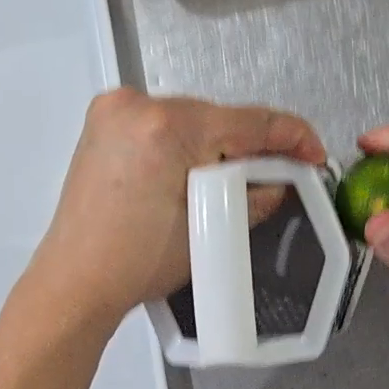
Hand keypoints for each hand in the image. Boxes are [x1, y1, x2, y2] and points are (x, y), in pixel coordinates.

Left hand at [32, 89, 326, 322]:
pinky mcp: (104, 127)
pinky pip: (163, 125)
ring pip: (191, 119)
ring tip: (237, 180)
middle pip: (218, 116)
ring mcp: (114, 113)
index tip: (313, 151)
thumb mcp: (209, 229)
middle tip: (280, 173)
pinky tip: (199, 172)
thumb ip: (252, 196)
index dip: (290, 136)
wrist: (76, 281)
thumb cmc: (134, 263)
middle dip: (251, 145)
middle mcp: (135, 107)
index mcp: (164, 128)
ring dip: (218, 145)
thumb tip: (279, 182)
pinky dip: (186, 144)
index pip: (246, 121)